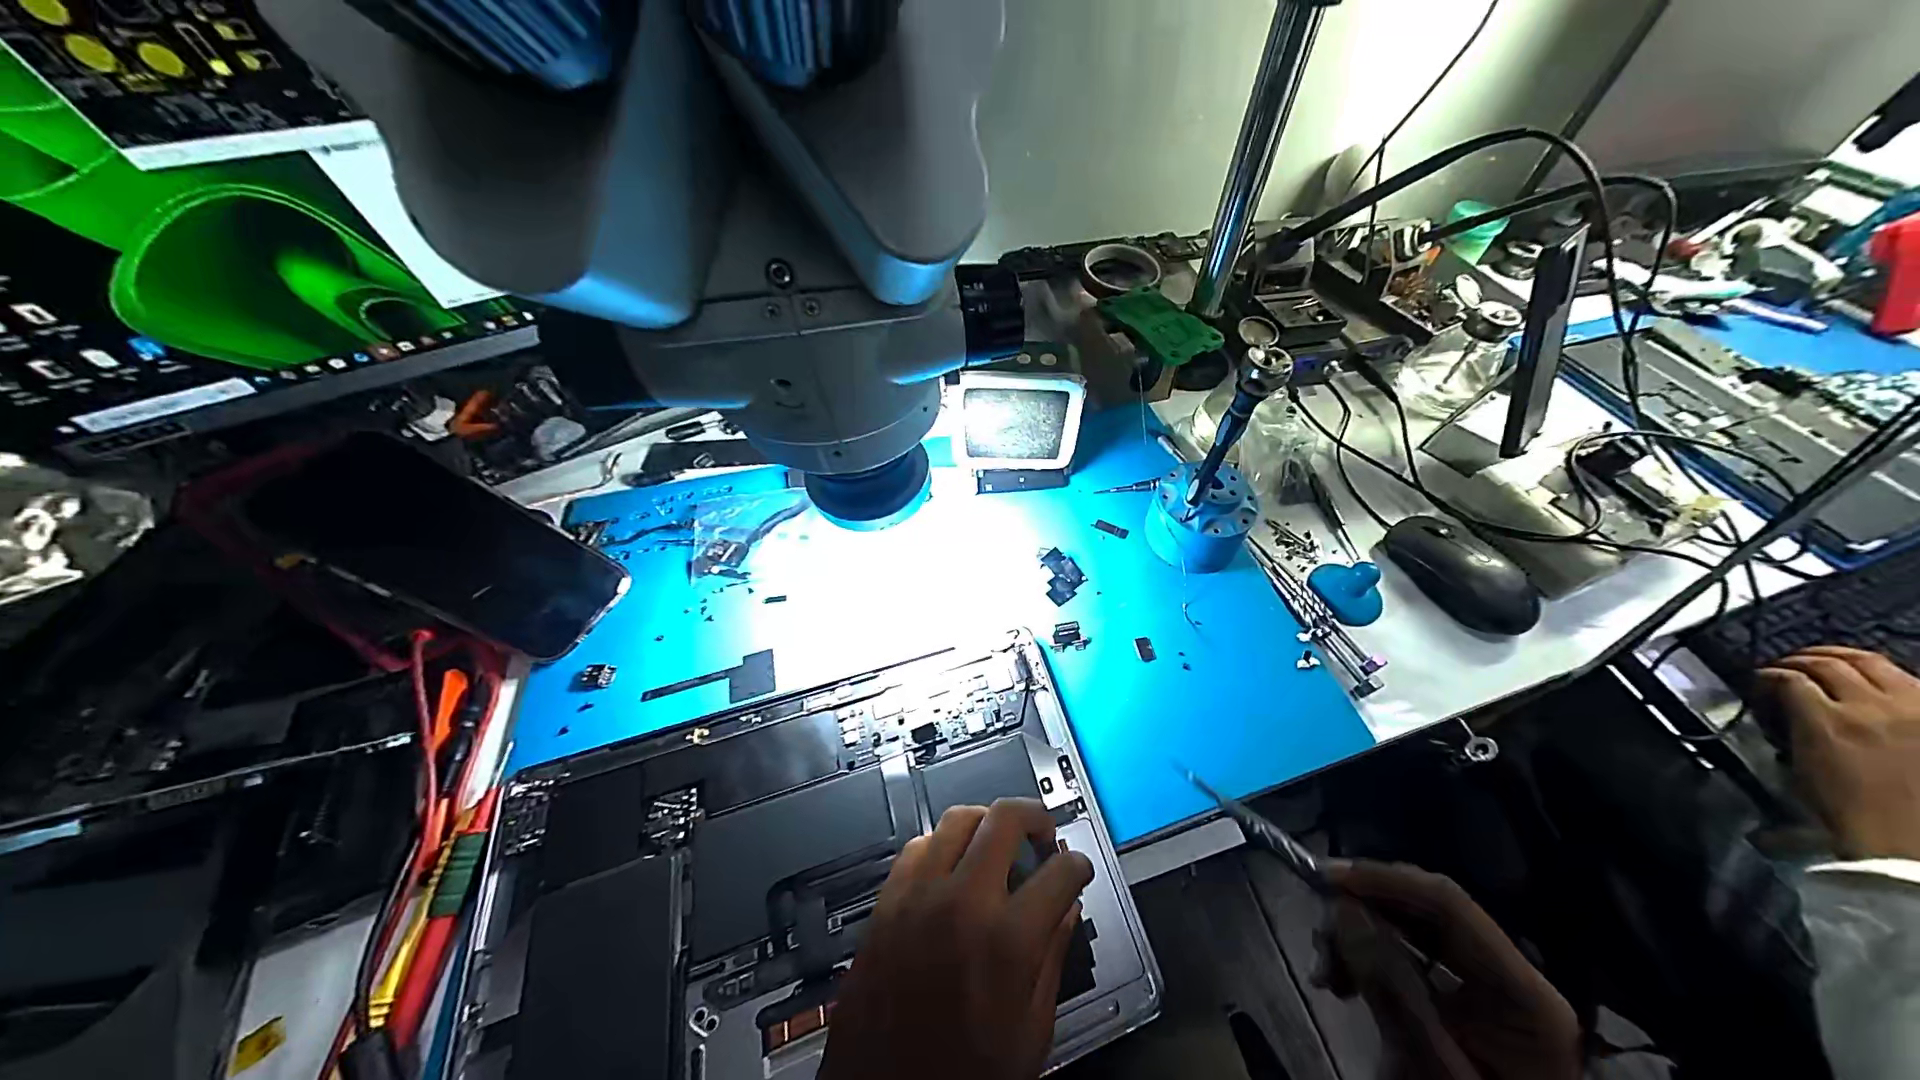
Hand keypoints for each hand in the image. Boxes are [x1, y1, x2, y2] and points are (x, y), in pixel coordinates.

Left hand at [818, 799, 1094, 1079]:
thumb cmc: (955, 1075)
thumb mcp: (1028, 1033)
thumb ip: (1052, 959)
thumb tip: (1065, 911)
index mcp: (1007, 942)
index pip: (1061, 870)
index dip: (1078, 865)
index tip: (1076, 868)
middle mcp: (962, 905)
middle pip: (1006, 818)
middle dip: (1036, 816)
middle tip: (1043, 833)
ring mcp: (919, 896)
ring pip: (959, 818)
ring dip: (988, 822)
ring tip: (999, 842)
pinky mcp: (888, 901)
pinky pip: (919, 844)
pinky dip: (943, 843)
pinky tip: (953, 865)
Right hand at [1317, 860, 1580, 1079]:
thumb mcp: (1425, 1068)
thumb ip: (1388, 987)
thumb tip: (1343, 907)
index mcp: (1525, 997)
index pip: (1451, 905)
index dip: (1386, 880)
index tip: (1325, 876)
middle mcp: (1510, 978)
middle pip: (1426, 910)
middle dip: (1362, 911)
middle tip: (1317, 935)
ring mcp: (1485, 990)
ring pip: (1407, 927)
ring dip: (1355, 934)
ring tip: (1323, 970)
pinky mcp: (1457, 1001)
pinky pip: (1402, 954)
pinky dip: (1362, 956)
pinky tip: (1336, 980)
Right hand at [1759, 645, 1919, 860]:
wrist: (1912, 847)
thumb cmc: (1853, 817)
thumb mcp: (1803, 775)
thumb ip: (1794, 735)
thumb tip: (1781, 716)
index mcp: (1828, 723)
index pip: (1785, 679)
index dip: (1766, 677)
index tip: (1759, 684)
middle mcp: (1872, 707)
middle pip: (1828, 662)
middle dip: (1799, 661)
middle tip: (1786, 667)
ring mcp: (1916, 712)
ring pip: (1873, 663)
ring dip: (1841, 659)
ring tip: (1828, 664)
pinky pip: (1912, 682)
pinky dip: (1886, 676)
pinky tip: (1875, 684)